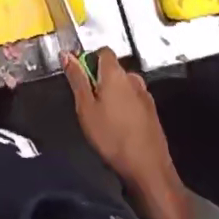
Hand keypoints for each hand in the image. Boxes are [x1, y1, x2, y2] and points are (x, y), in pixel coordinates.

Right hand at [64, 48, 175, 190]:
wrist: (147, 166)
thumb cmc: (111, 135)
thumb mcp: (85, 107)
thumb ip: (77, 79)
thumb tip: (67, 54)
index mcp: (116, 74)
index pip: (103, 51)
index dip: (89, 60)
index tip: (80, 79)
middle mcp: (133, 79)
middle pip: (113, 69)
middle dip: (99, 80)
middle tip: (87, 103)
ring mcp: (145, 94)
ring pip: (123, 85)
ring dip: (111, 93)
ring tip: (102, 117)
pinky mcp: (152, 110)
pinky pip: (132, 99)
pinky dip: (123, 105)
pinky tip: (118, 126)